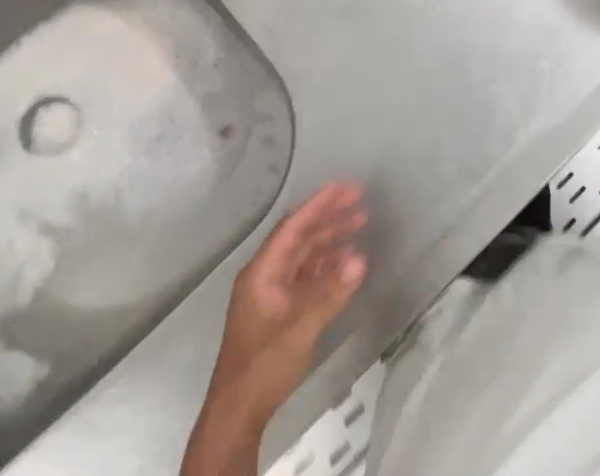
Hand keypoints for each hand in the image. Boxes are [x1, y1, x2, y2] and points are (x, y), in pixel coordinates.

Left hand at [211, 182, 367, 418]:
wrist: (239, 409)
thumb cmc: (263, 365)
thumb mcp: (298, 330)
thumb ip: (329, 294)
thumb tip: (360, 258)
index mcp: (261, 273)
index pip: (292, 229)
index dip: (317, 206)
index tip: (344, 188)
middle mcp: (266, 276)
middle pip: (299, 237)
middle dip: (328, 217)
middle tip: (360, 201)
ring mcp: (273, 293)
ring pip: (305, 256)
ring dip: (330, 239)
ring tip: (360, 224)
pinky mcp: (282, 310)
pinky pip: (308, 276)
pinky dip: (328, 265)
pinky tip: (348, 261)